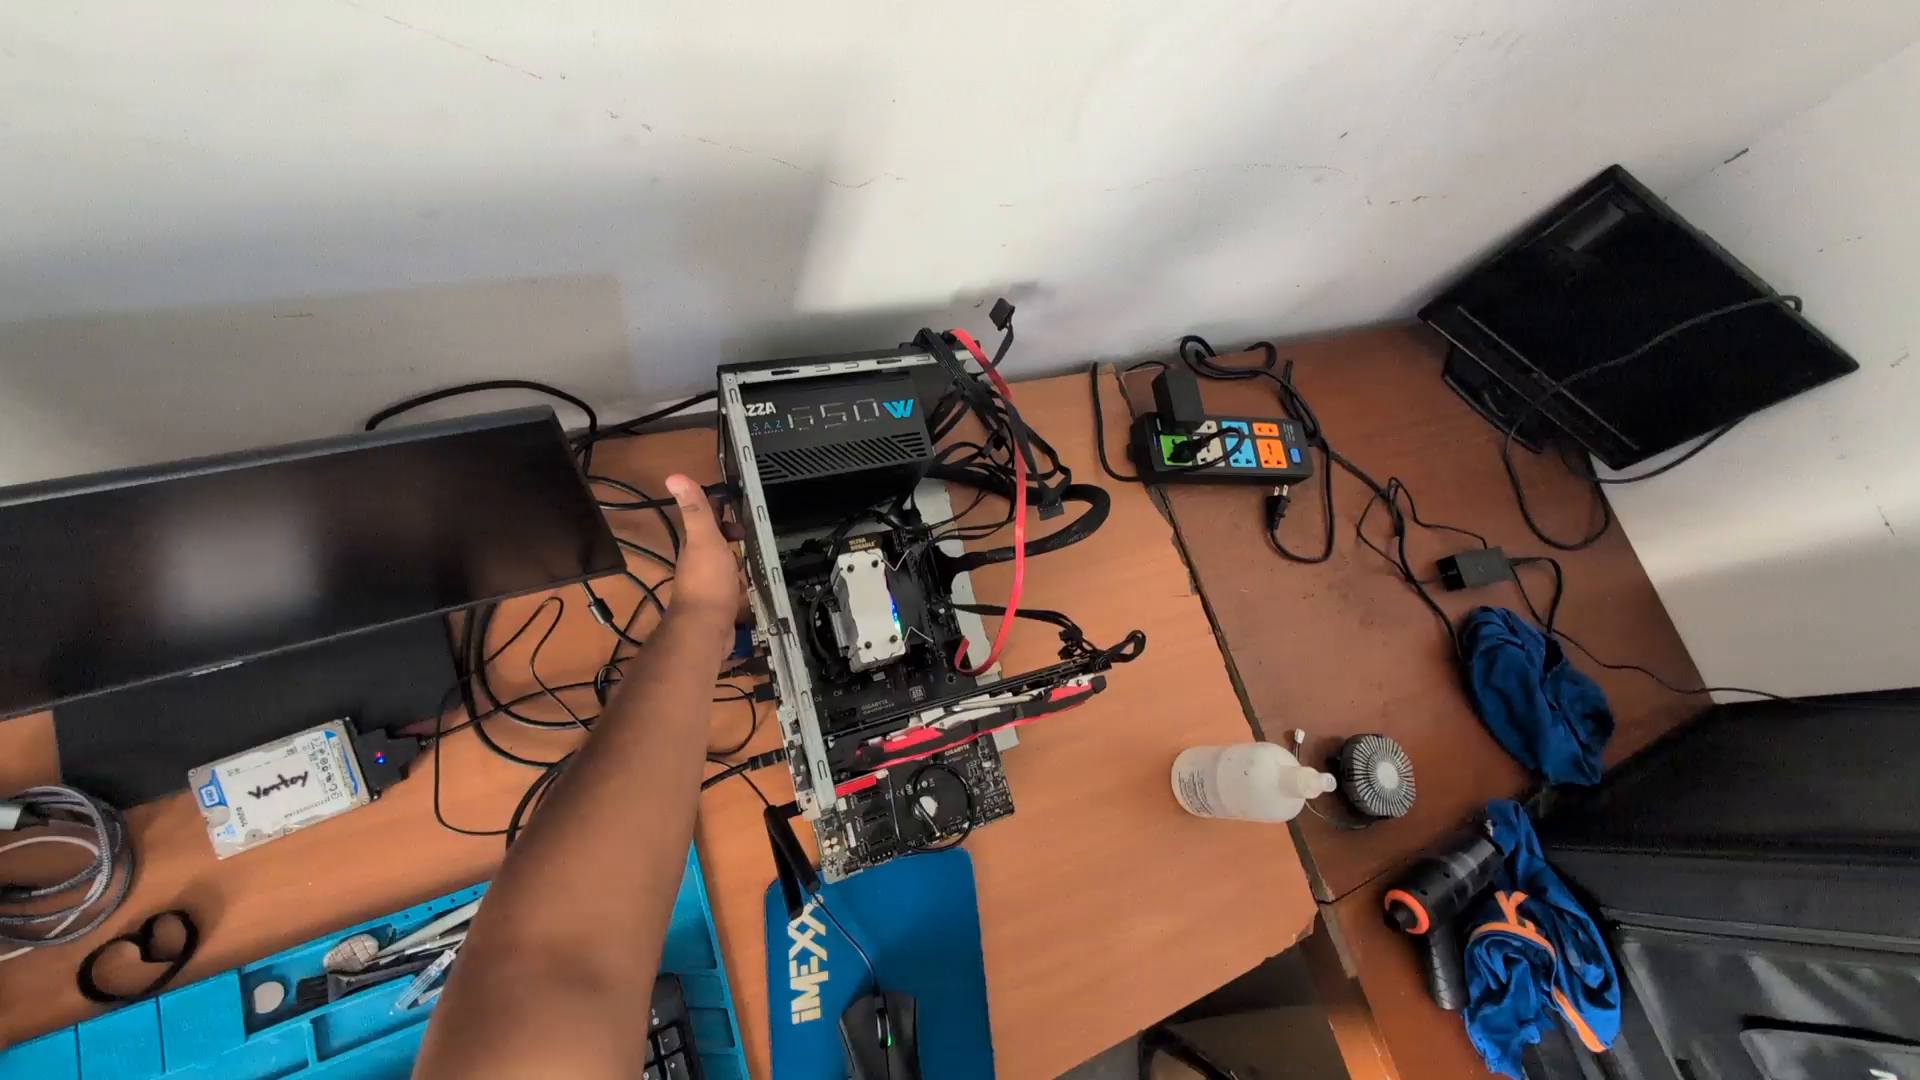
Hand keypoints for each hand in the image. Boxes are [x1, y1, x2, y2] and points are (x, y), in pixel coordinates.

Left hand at [665, 475, 741, 628]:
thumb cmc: (708, 581)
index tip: (733, 497)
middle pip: (712, 539)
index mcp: (694, 543)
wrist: (706, 628)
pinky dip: (737, 577)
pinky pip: (728, 581)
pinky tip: (747, 582)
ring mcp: (707, 581)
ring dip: (732, 553)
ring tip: (749, 552)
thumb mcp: (703, 539)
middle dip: (728, 530)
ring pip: (720, 560)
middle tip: (746, 530)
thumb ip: (695, 509)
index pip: (704, 516)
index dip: (717, 505)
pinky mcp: (718, 600)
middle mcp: (697, 560)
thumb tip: (673, 476)